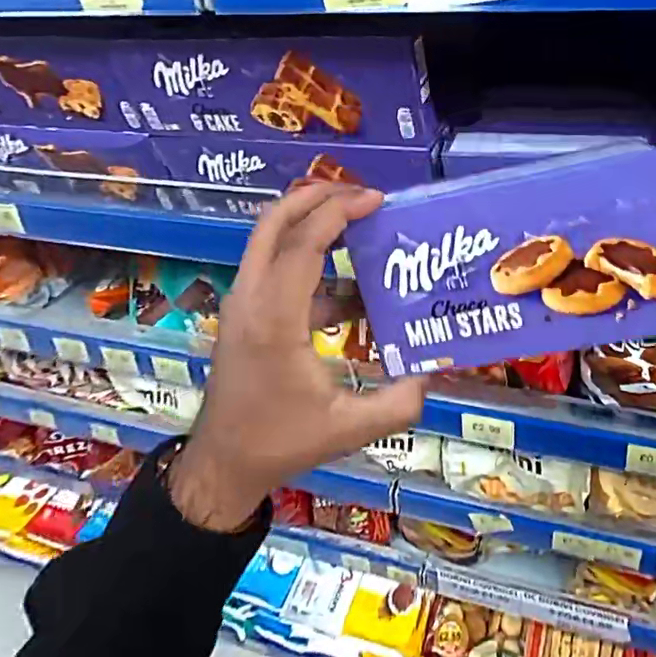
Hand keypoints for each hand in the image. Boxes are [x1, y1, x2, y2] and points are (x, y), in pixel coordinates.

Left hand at [168, 183, 426, 530]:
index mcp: (274, 318)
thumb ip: (398, 404)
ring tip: (357, 224)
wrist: (222, 462)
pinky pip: (272, 267)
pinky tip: (347, 288)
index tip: (376, 199)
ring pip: (268, 239)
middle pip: (273, 221)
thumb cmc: (279, 442)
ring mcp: (241, 301)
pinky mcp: (242, 311)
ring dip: (308, 222)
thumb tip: (432, 374)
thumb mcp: (347, 430)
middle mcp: (250, 297)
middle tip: (361, 194)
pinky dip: (306, 259)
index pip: (304, 243)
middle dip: (316, 197)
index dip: (340, 212)